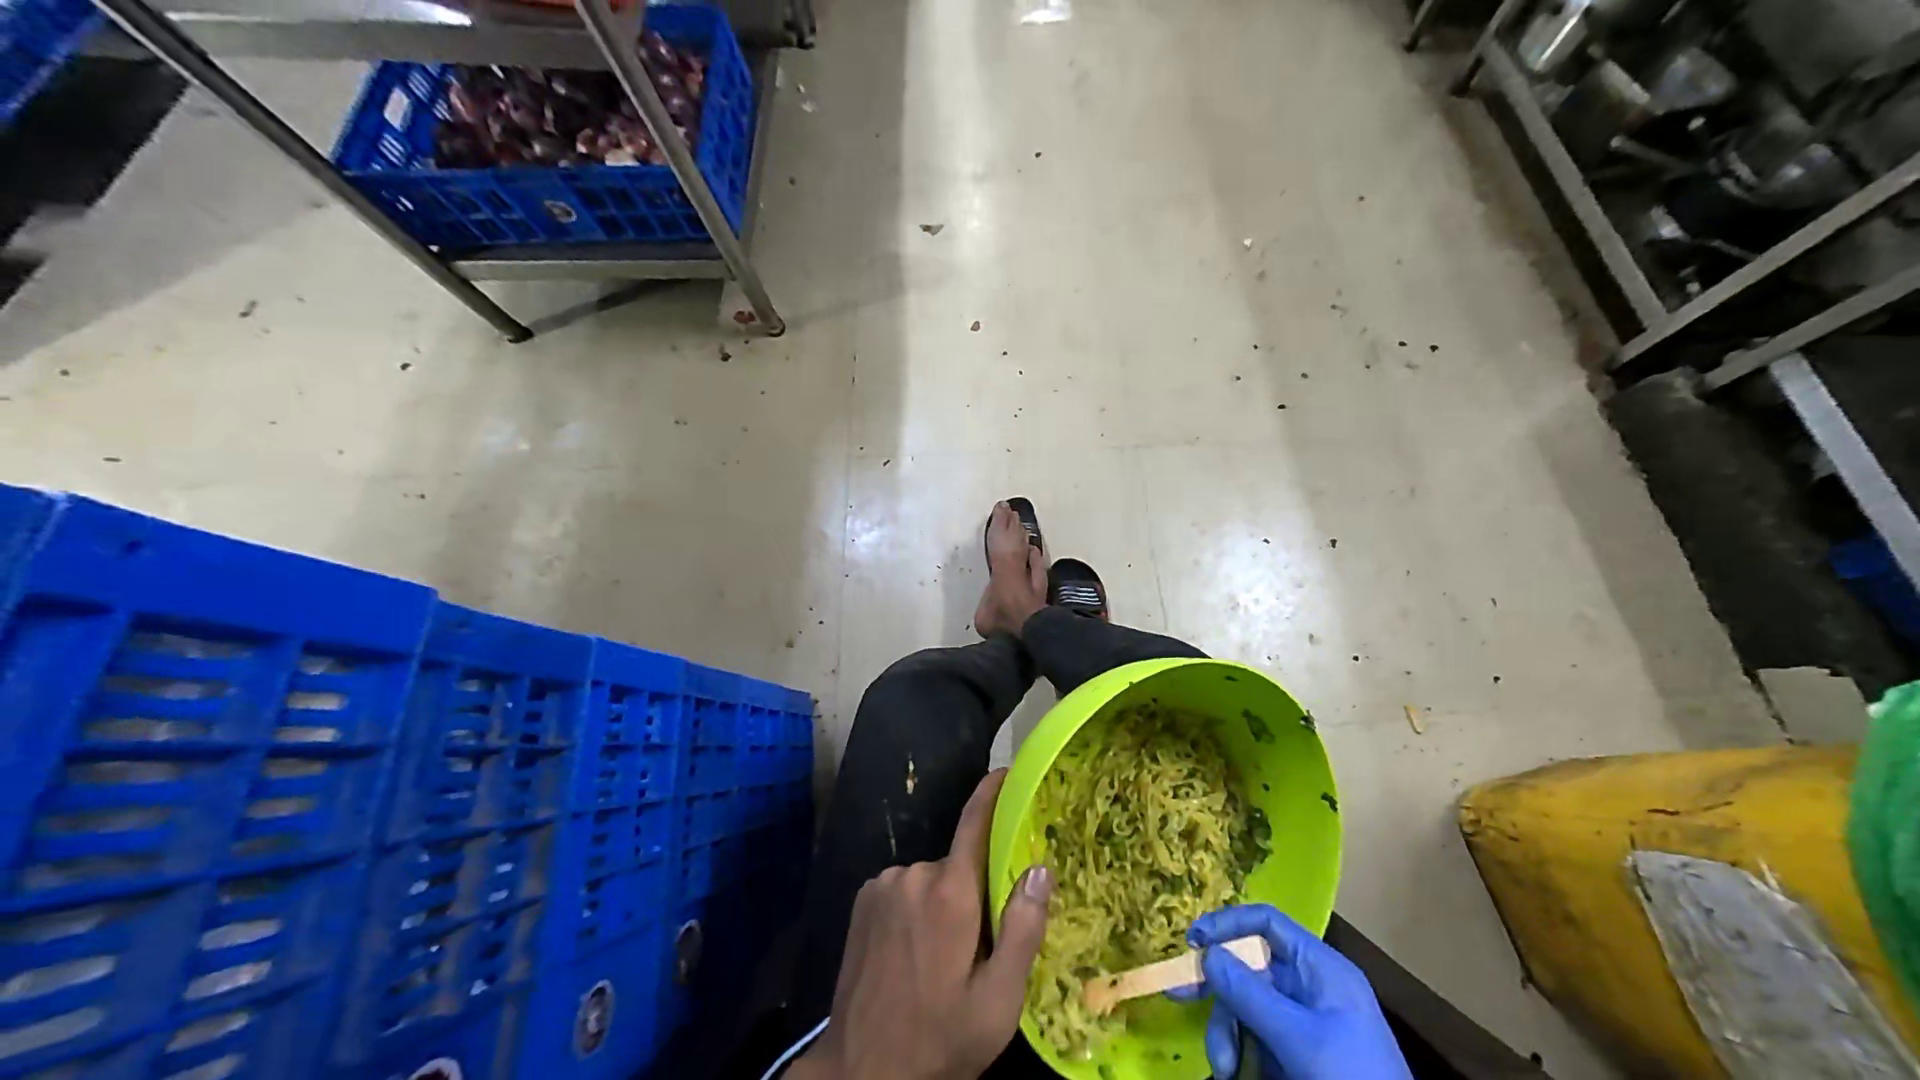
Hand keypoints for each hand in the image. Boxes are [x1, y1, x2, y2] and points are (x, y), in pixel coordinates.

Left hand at [790, 770, 1052, 1079]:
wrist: (860, 1071)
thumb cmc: (939, 1038)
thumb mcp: (998, 1000)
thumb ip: (1023, 929)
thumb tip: (1041, 868)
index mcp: (951, 893)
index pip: (975, 823)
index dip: (992, 793)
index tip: (1007, 771)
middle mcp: (914, 874)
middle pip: (958, 864)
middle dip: (973, 890)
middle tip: (978, 945)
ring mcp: (882, 884)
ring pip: (930, 879)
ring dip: (942, 903)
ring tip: (938, 960)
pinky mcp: (862, 899)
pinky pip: (903, 889)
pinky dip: (914, 908)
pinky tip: (909, 953)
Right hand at [1186, 905, 1412, 1079]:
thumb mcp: (1298, 1039)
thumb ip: (1249, 994)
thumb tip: (1207, 952)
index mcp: (1321, 968)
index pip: (1266, 922)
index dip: (1227, 925)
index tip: (1193, 943)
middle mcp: (1311, 986)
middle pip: (1250, 968)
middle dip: (1220, 993)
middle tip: (1179, 998)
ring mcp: (1306, 1022)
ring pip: (1248, 1007)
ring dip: (1229, 1033)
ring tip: (1226, 1068)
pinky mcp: (1301, 1054)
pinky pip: (1259, 1037)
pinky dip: (1244, 1052)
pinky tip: (1237, 1071)